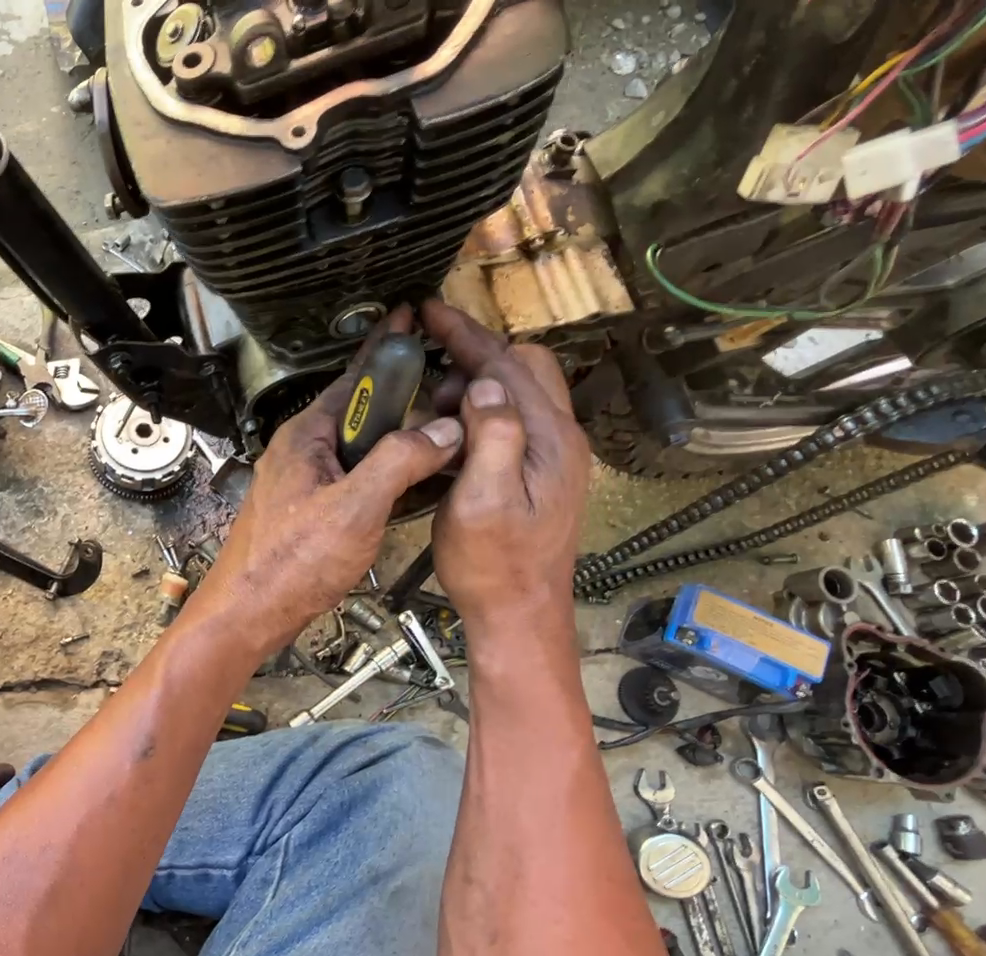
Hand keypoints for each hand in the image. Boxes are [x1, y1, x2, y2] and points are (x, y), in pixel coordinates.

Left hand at [194, 305, 464, 655]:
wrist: (249, 614)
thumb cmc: (288, 563)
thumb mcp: (354, 507)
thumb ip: (399, 462)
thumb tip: (442, 428)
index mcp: (304, 437)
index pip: (353, 379)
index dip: (387, 350)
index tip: (412, 319)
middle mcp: (302, 453)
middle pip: (361, 414)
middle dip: (404, 398)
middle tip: (449, 385)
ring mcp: (305, 484)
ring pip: (361, 450)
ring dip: (399, 441)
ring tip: (443, 431)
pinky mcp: (312, 513)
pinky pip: (357, 481)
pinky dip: (387, 476)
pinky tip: (414, 483)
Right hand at [420, 299, 589, 631]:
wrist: (519, 613)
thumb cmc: (494, 565)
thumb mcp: (484, 500)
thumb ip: (492, 435)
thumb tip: (482, 385)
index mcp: (547, 439)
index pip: (506, 365)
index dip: (466, 334)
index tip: (430, 311)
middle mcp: (557, 439)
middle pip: (522, 368)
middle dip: (473, 357)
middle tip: (428, 379)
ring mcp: (549, 457)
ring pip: (514, 393)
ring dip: (472, 389)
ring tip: (432, 416)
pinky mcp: (536, 474)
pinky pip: (508, 422)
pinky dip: (476, 415)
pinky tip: (447, 438)